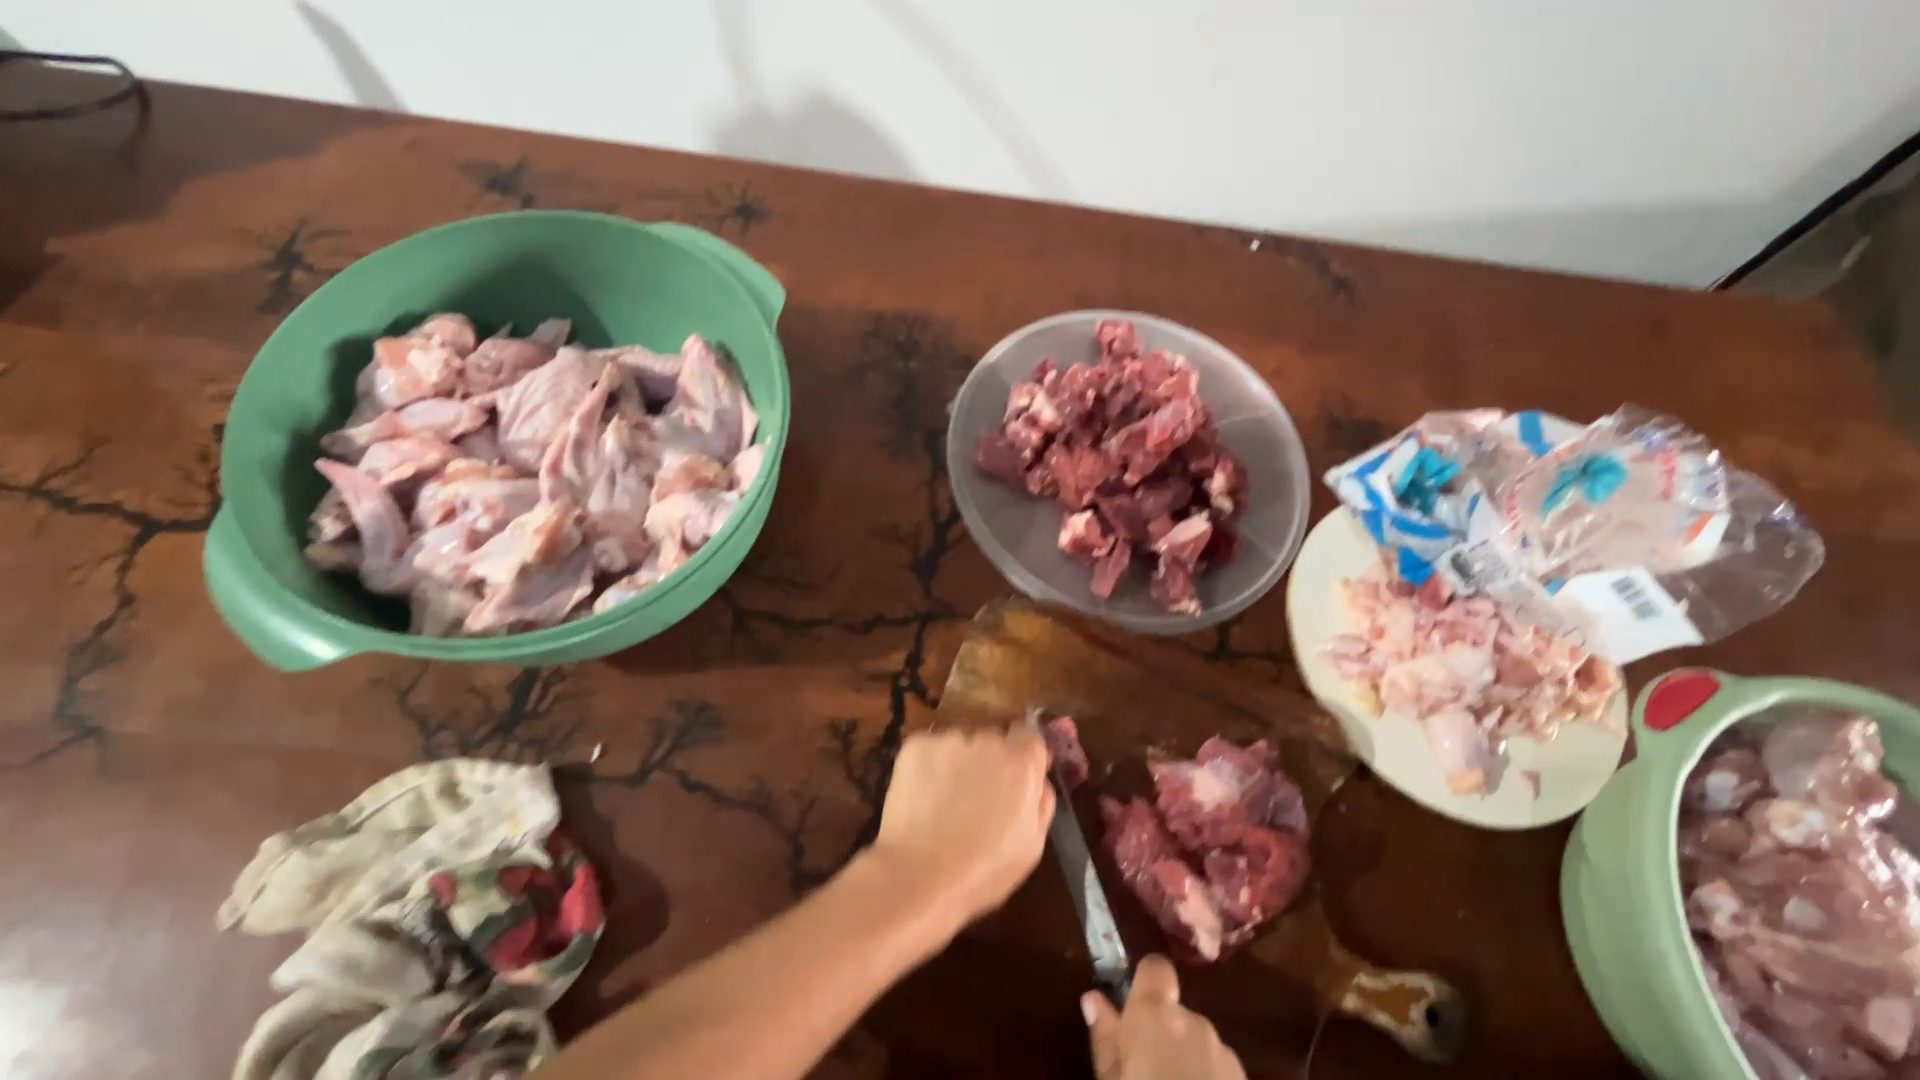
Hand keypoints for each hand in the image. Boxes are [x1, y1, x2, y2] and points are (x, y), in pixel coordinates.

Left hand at [867, 726, 1054, 927]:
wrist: (918, 876)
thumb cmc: (983, 870)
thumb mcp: (1032, 846)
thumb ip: (1042, 802)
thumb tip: (1040, 778)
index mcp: (1022, 763)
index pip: (1028, 736)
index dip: (1021, 756)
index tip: (1012, 779)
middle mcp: (988, 740)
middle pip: (992, 739)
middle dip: (988, 760)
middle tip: (976, 797)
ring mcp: (949, 740)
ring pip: (959, 743)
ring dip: (957, 762)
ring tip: (944, 801)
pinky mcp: (915, 746)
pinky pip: (928, 748)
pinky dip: (927, 766)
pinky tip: (922, 797)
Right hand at [1085, 956, 1247, 1079]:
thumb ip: (1105, 1039)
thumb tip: (1094, 999)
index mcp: (1155, 1016)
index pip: (1156, 968)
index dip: (1145, 982)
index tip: (1132, 1009)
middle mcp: (1194, 1023)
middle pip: (1176, 1013)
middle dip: (1161, 1035)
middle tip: (1143, 1072)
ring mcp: (1226, 1055)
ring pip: (1198, 1043)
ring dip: (1185, 1061)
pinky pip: (1218, 1069)